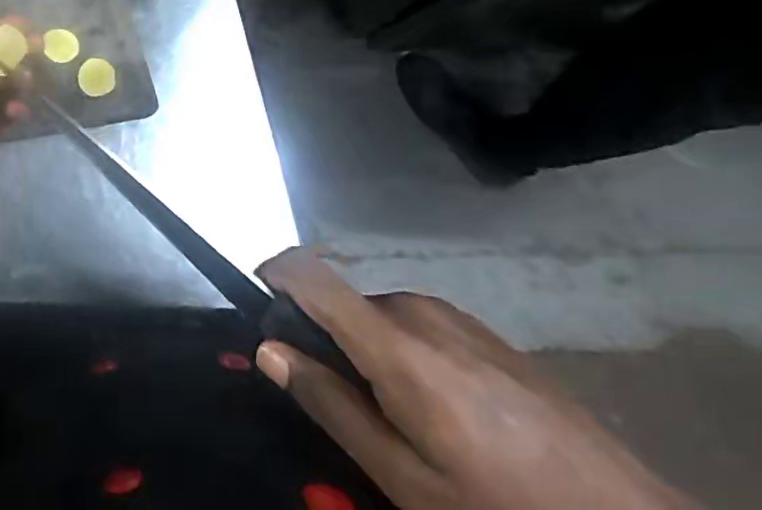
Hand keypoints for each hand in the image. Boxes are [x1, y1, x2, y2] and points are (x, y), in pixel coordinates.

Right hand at [255, 248, 692, 509]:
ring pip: (381, 316)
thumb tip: (270, 351)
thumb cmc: (501, 505)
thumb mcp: (404, 477)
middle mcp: (423, 312)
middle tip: (341, 403)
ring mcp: (460, 319)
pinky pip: (419, 325)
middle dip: (326, 339)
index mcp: (397, 345)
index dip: (274, 274)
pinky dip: (404, 352)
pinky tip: (442, 412)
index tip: (259, 302)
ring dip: (368, 349)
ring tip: (397, 417)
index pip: (313, 275)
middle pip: (345, 302)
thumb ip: (330, 404)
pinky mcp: (487, 333)